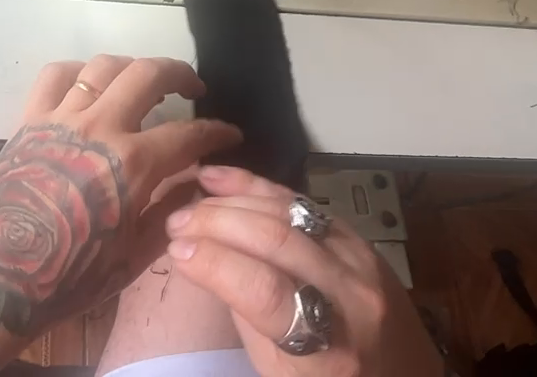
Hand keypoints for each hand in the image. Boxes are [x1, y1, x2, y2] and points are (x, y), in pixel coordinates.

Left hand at [0, 57, 243, 376]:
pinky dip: (78, 70)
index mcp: (132, 164)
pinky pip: (55, 74)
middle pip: (149, 74)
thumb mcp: (134, 255)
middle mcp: (100, 126)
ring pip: (104, 65)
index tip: (229, 133)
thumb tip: (198, 180)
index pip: (189, 134)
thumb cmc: (70, 275)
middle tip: (193, 86)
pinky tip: (89, 82)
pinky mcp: (31, 118)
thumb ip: (171, 209)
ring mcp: (62, 117)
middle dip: (180, 73)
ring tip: (144, 80)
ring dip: (132, 66)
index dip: (216, 131)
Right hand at [168, 166, 445, 376]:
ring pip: (289, 210)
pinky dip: (259, 187)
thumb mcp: (284, 376)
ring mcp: (360, 261)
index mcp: (329, 350)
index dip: (216, 263)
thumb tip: (211, 260)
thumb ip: (251, 317)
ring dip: (233, 198)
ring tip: (192, 200)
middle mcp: (351, 297)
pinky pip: (303, 202)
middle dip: (216, 222)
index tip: (176, 252)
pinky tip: (224, 179)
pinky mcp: (360, 238)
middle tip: (175, 223)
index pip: (265, 290)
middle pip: (275, 239)